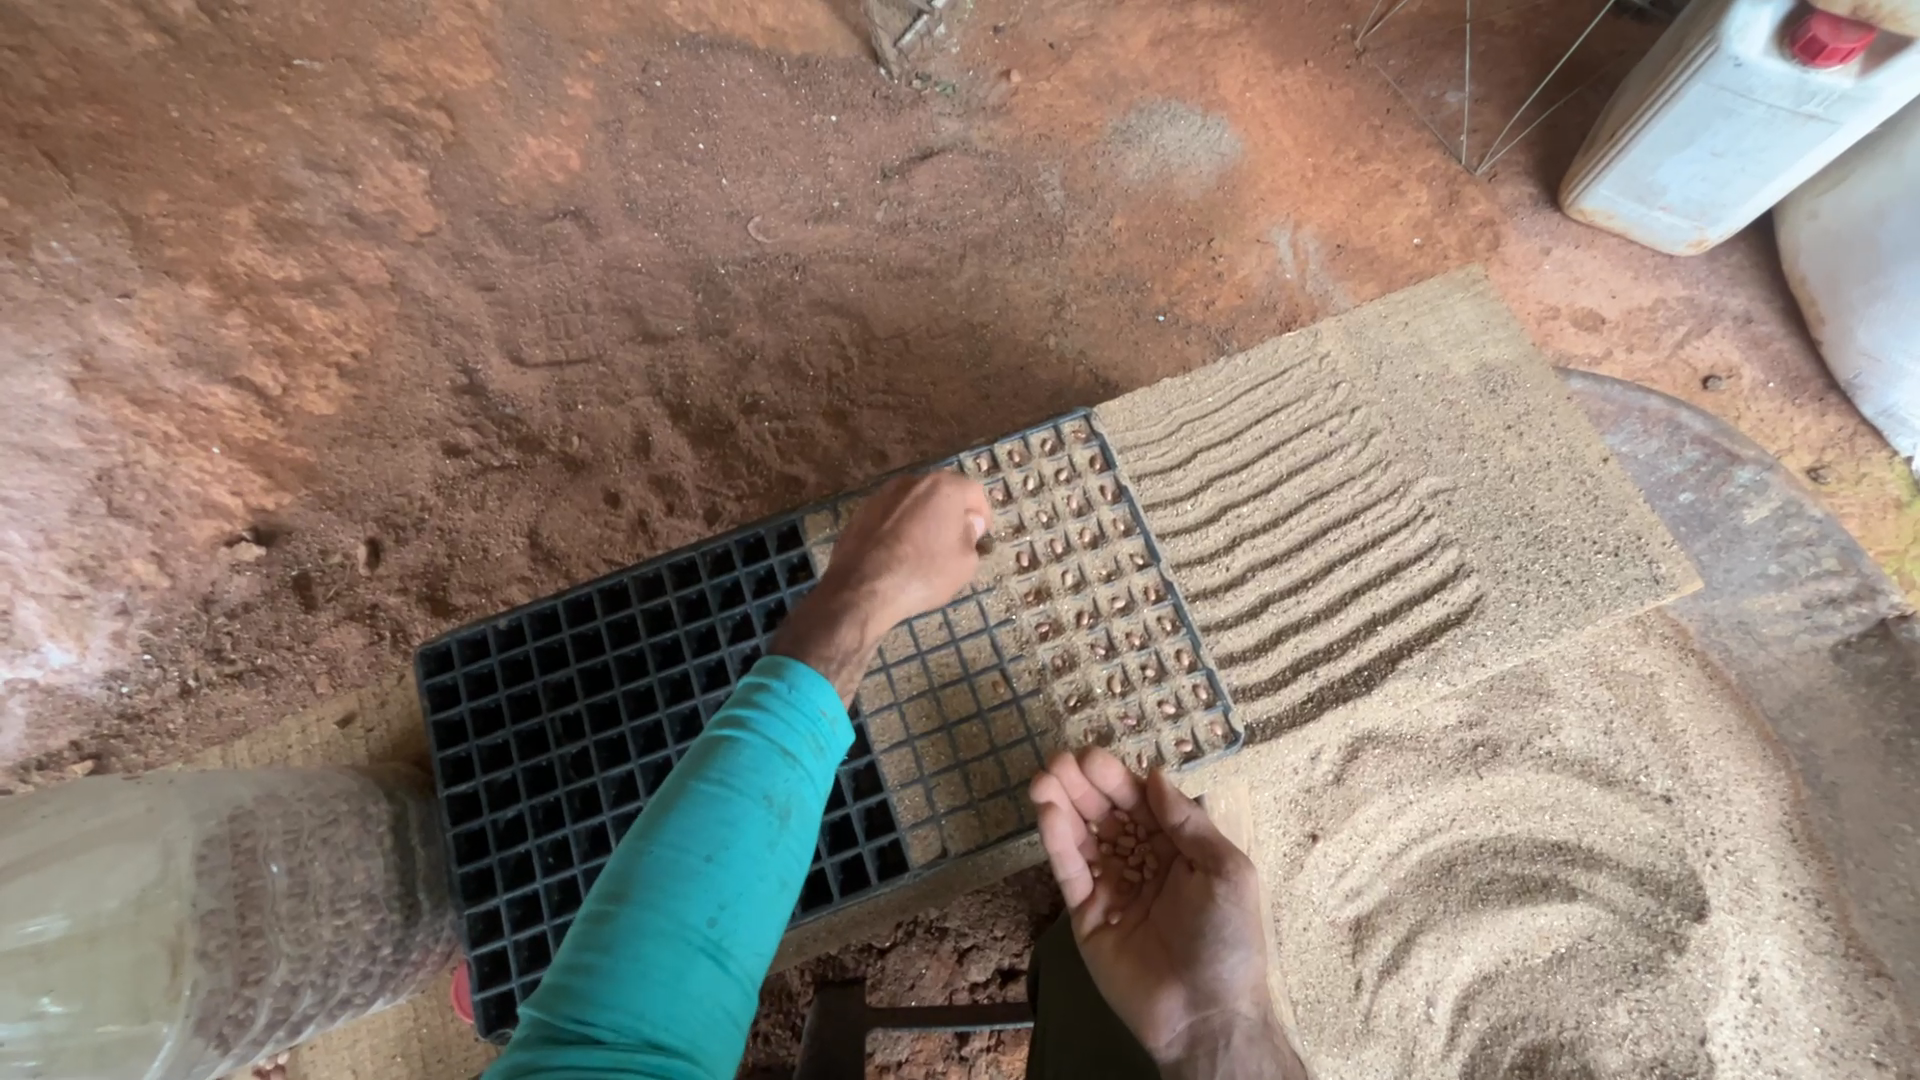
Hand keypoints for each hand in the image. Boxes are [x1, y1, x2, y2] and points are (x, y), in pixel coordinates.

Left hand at [772, 471, 988, 699]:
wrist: (862, 588)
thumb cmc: (923, 573)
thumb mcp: (965, 561)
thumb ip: (971, 535)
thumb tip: (968, 523)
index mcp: (943, 487)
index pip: (973, 492)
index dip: (982, 513)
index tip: (982, 534)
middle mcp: (912, 481)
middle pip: (941, 493)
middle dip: (952, 513)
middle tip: (957, 539)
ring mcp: (883, 494)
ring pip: (914, 503)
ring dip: (925, 519)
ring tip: (927, 548)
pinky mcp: (861, 511)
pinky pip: (892, 516)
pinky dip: (901, 528)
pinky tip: (900, 552)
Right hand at [1030, 748, 1304, 1079]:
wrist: (1207, 1019)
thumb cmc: (1227, 940)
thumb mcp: (1227, 872)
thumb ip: (1188, 823)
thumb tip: (1154, 775)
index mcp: (1176, 850)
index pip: (1140, 804)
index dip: (1116, 779)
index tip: (1091, 757)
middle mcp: (1140, 862)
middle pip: (1106, 814)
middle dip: (1082, 785)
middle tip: (1058, 760)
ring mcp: (1110, 887)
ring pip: (1082, 837)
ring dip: (1063, 804)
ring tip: (1042, 777)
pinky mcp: (1086, 914)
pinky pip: (1070, 871)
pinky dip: (1056, 840)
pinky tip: (1047, 812)